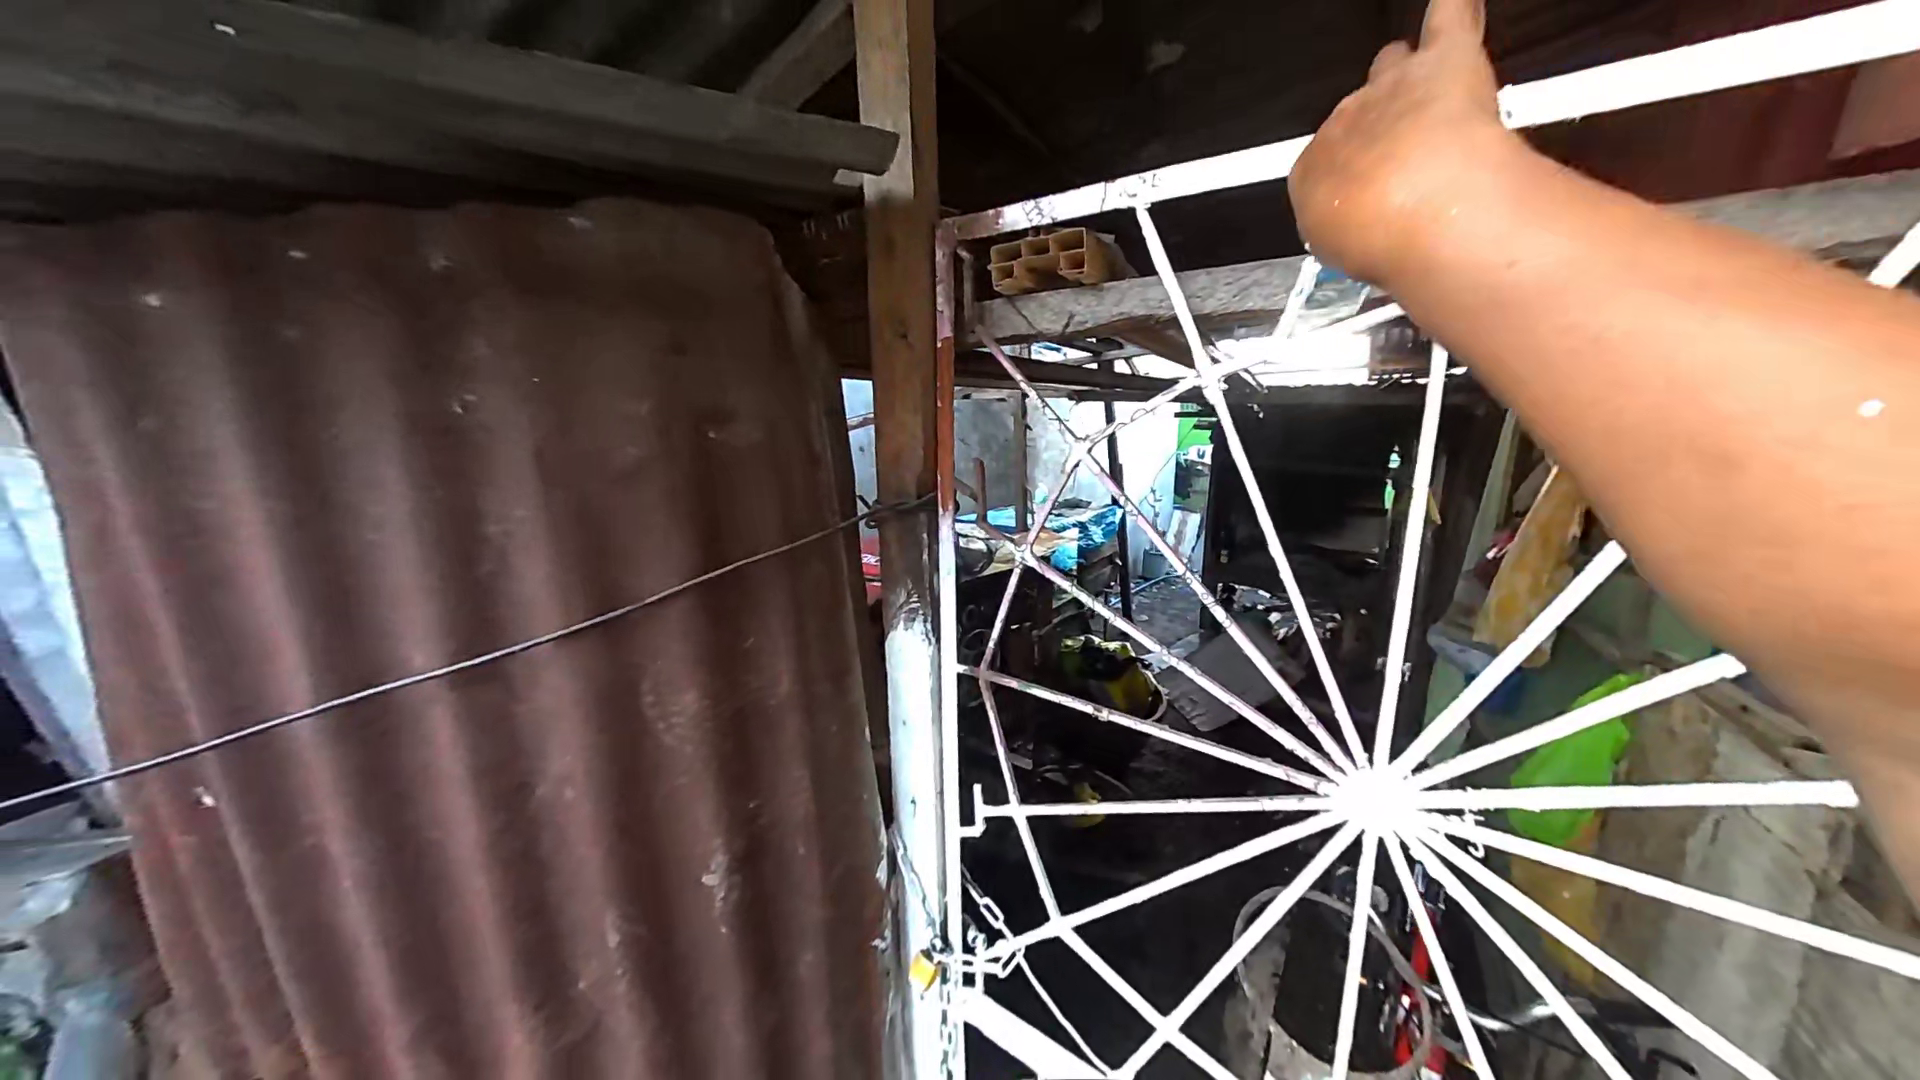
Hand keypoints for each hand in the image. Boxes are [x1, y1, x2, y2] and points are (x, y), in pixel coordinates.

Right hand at [1289, 0, 1518, 286]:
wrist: (1417, 211)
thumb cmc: (1374, 239)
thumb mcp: (1338, 248)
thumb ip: (1343, 224)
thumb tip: (1357, 223)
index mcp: (1309, 172)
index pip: (1322, 162)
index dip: (1345, 175)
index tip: (1363, 194)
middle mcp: (1342, 124)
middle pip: (1356, 114)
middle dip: (1374, 128)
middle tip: (1396, 153)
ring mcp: (1391, 89)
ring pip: (1393, 66)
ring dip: (1403, 71)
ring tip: (1415, 78)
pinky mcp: (1444, 59)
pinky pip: (1449, 15)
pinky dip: (1453, 8)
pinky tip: (1455, 6)